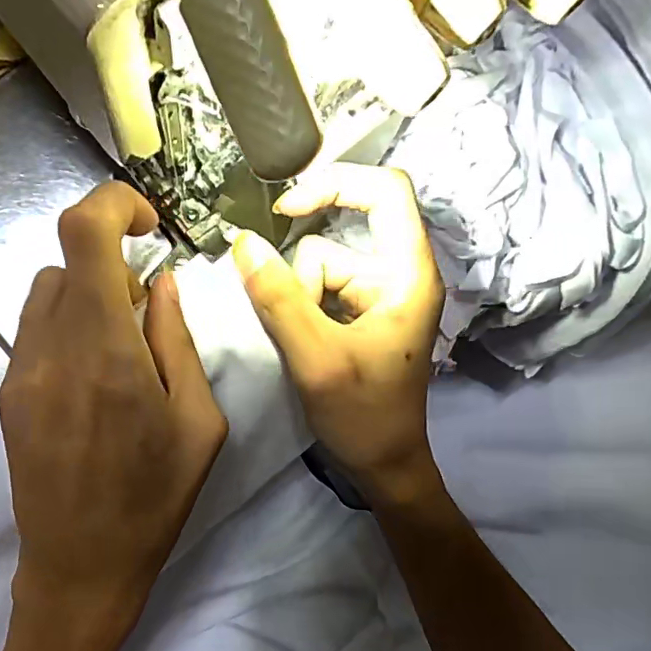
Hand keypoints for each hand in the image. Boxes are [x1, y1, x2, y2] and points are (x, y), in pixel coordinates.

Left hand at [0, 183, 227, 650]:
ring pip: (45, 293)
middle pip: (67, 261)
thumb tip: (160, 283)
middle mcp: (52, 351)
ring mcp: (20, 372)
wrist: (79, 567)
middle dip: (112, 270)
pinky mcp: (6, 394)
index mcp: (108, 354)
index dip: (113, 204)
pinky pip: (35, 332)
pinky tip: (92, 384)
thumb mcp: (198, 424)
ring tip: (119, 354)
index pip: (84, 234)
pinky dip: (67, 330)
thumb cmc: (154, 502)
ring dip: (87, 299)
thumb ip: (178, 342)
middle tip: (146, 317)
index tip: (147, 226)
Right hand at [231, 163, 444, 503]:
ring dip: (298, 301)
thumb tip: (242, 242)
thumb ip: (277, 298)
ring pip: (320, 268)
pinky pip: (319, 292)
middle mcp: (396, 276)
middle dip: (302, 276)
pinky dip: (301, 311)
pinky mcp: (360, 317)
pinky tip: (303, 348)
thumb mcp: (315, 358)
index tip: (286, 209)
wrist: (385, 466)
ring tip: (305, 350)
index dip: (335, 184)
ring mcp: (377, 297)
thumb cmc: (363, 417)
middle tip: (295, 325)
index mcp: (407, 274)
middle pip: (337, 237)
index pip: (385, 191)